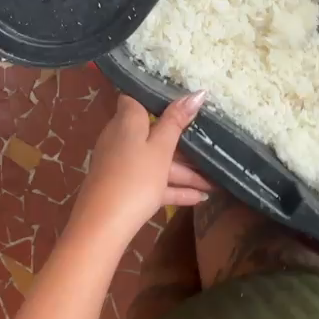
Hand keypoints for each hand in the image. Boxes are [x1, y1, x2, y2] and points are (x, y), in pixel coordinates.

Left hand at [69, 94, 213, 246]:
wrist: (103, 225)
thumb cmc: (135, 177)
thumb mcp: (161, 147)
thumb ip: (177, 121)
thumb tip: (197, 93)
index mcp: (127, 121)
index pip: (136, 99)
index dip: (155, 97)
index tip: (181, 100)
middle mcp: (121, 138)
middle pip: (153, 133)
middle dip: (182, 143)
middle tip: (209, 143)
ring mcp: (122, 164)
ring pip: (156, 161)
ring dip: (184, 171)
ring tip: (215, 181)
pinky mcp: (124, 187)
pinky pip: (152, 181)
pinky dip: (173, 187)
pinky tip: (199, 198)